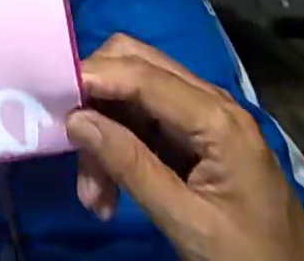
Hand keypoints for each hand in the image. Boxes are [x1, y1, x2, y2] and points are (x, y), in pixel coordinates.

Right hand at [64, 35, 303, 260]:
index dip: (94, 74)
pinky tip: (107, 189)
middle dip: (96, 97)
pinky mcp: (192, 133)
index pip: (142, 72)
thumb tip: (75, 119)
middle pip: (134, 63)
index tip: (51, 93)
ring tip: (93, 194)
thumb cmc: (253, 260)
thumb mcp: (190, 224)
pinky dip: (117, 142)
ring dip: (103, 127)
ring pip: (131, 90)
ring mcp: (201, 114)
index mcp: (217, 118)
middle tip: (73, 143)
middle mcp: (207, 100)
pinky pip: (141, 117)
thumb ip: (131, 167)